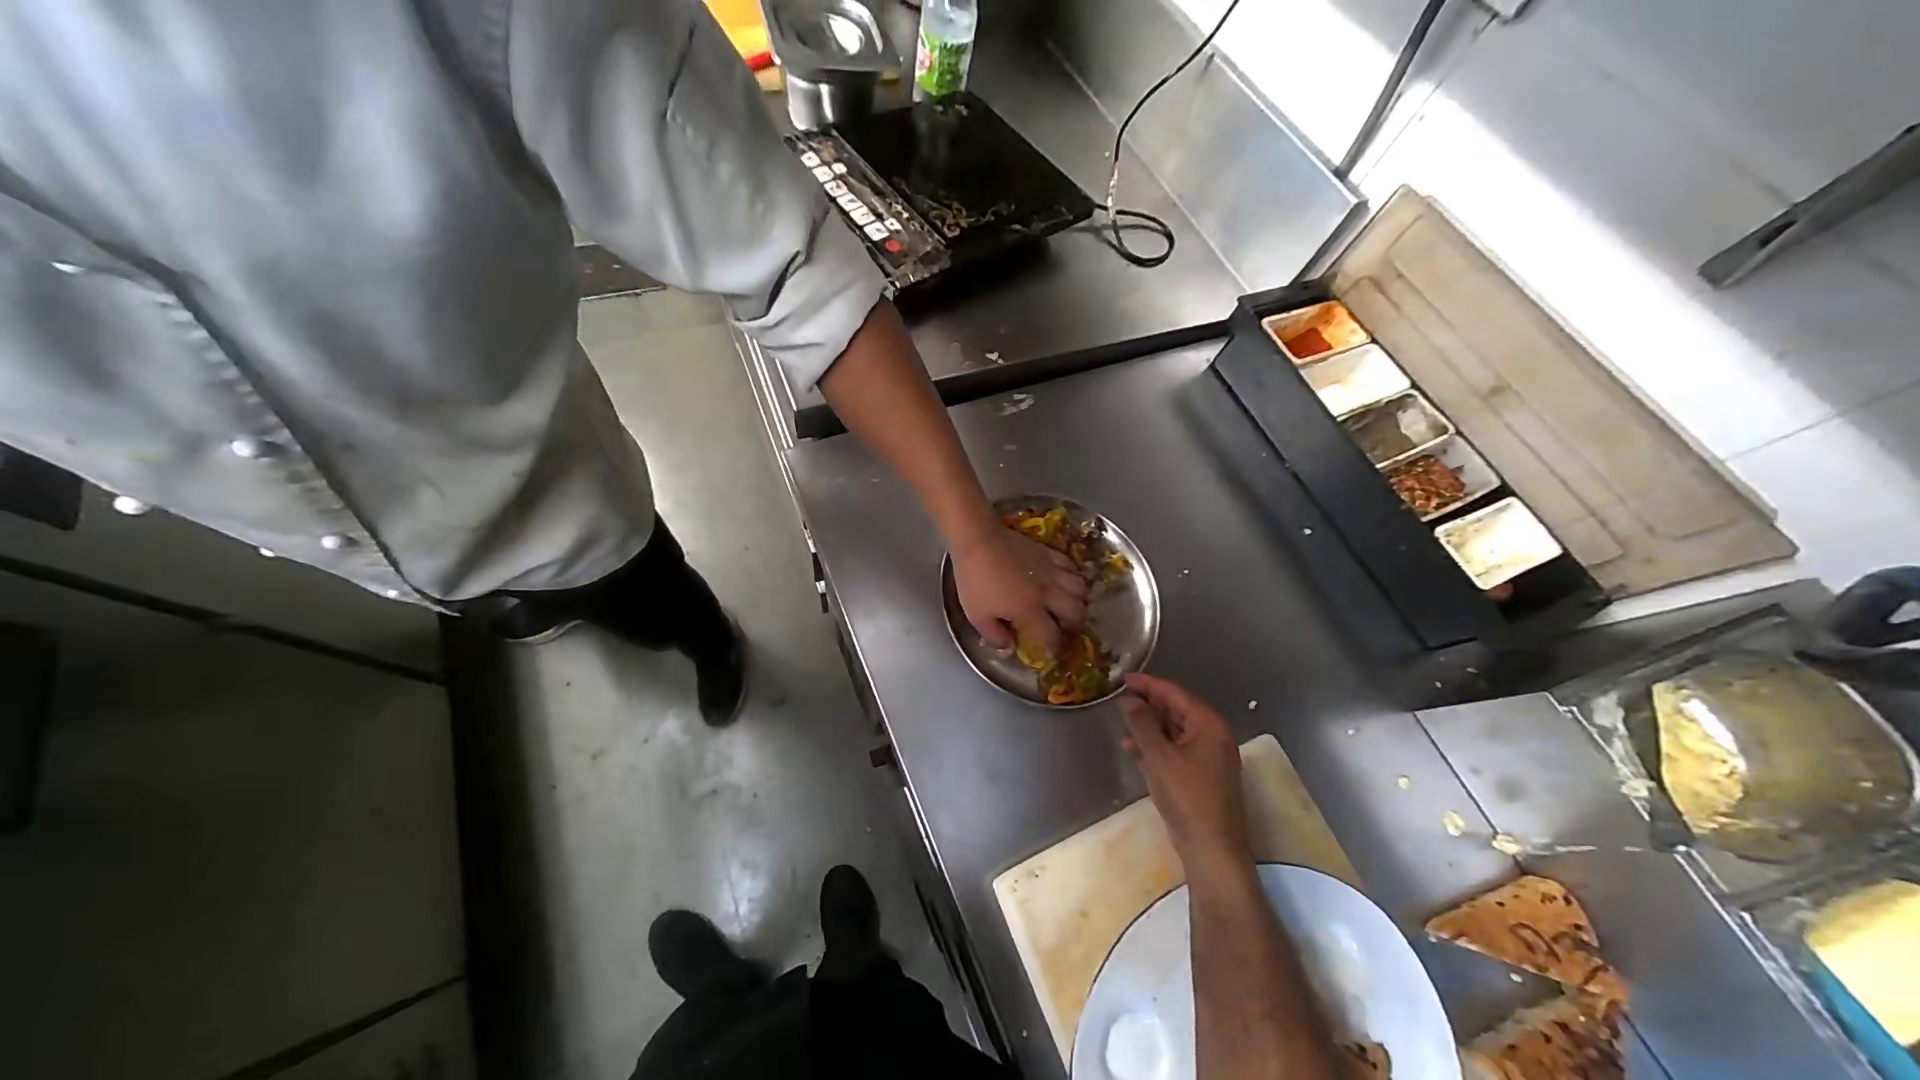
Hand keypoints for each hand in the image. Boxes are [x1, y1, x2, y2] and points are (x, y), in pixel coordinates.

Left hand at [950, 525, 1087, 657]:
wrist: (978, 540)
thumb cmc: (975, 580)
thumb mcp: (976, 615)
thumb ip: (994, 635)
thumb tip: (1008, 647)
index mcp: (1030, 610)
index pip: (1051, 635)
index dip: (1053, 648)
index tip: (1052, 652)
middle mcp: (1048, 592)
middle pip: (1076, 611)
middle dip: (1075, 623)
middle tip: (1067, 627)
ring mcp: (1051, 570)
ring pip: (1080, 587)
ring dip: (1078, 599)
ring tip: (1068, 603)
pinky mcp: (1048, 552)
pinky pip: (1070, 566)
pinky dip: (1072, 575)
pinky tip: (1064, 578)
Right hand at [1120, 673, 1251, 876]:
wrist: (1210, 846)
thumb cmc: (1186, 795)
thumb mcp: (1158, 755)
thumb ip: (1142, 723)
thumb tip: (1130, 699)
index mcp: (1209, 725)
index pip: (1176, 694)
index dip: (1149, 684)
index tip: (1125, 678)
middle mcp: (1214, 736)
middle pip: (1177, 711)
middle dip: (1148, 705)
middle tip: (1121, 698)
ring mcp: (1210, 758)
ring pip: (1175, 732)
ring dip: (1150, 727)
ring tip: (1122, 723)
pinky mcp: (1202, 777)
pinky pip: (1176, 751)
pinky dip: (1156, 748)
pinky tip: (1133, 749)